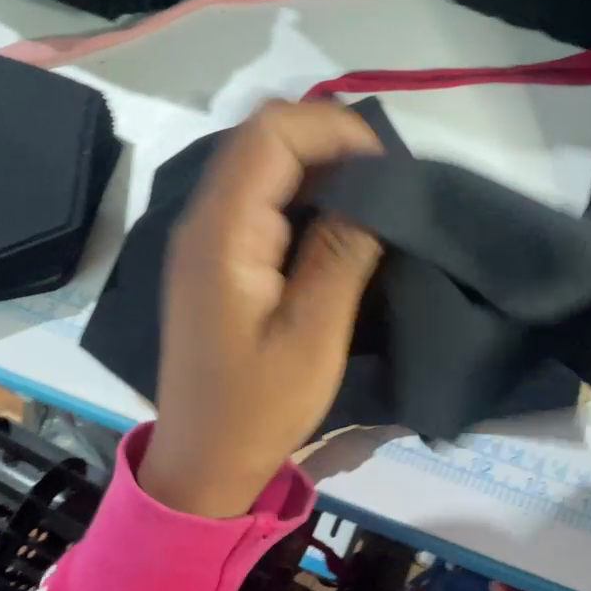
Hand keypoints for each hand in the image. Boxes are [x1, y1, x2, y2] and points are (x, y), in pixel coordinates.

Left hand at [139, 101, 383, 517]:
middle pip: (260, 139)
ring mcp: (202, 240)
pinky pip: (253, 202)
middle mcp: (202, 220)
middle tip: (386, 181)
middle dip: (327, 142)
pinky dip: (296, 196)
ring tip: (370, 198)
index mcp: (223, 232)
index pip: (272, 134)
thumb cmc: (258, 408)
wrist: (203, 460)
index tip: (388, 166)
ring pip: (257, 167)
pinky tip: (334, 225)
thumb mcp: (313, 335)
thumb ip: (342, 253)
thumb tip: (372, 190)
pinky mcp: (211, 261)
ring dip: (314, 168)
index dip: (333, 129)